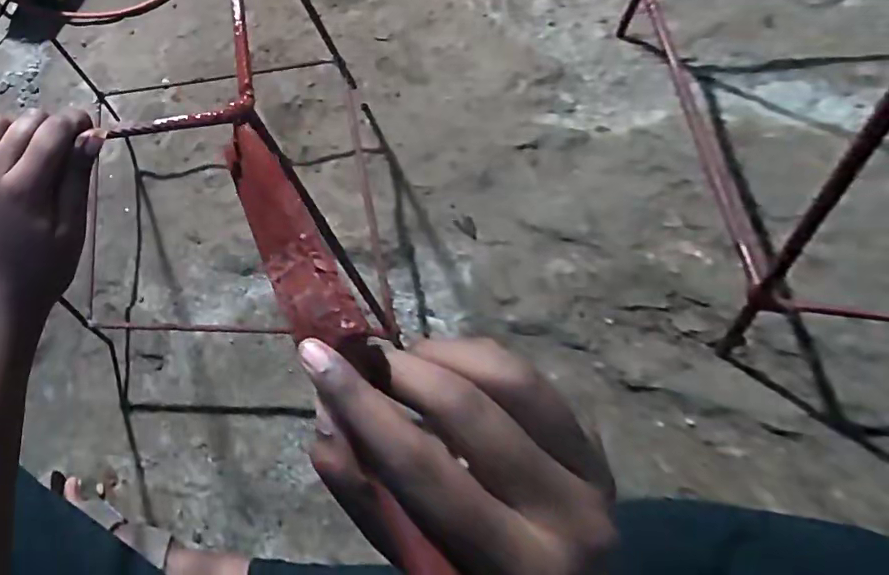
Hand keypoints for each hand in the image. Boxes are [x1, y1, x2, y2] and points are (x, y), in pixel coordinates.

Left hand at [0, 110, 100, 326]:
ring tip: (36, 150)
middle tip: (68, 147)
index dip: (76, 121)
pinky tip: (2, 149)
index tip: (89, 130)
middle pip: (25, 122)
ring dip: (20, 127)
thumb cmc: (46, 267)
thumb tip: (92, 135)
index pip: (52, 131)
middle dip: (53, 125)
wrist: (4, 296)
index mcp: (23, 188)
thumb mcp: (72, 227)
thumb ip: (77, 177)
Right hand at [302, 337, 616, 574]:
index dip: (359, 402)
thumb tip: (326, 405)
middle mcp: (569, 520)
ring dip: (434, 355)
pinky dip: (466, 356)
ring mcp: (594, 476)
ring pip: (505, 377)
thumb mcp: (400, 543)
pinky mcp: (596, 444)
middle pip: (462, 409)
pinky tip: (440, 370)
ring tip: (400, 365)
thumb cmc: (455, 562)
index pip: (420, 464)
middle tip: (354, 357)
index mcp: (511, 560)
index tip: (311, 354)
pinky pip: (523, 374)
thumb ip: (354, 479)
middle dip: (392, 368)